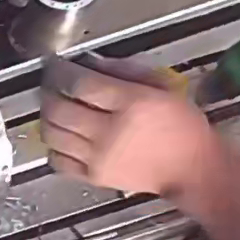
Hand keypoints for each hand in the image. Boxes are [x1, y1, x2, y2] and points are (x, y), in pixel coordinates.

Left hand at [40, 58, 224, 199]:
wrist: (193, 170)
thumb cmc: (182, 128)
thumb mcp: (163, 87)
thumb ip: (125, 70)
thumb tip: (91, 63)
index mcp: (130, 104)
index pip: (80, 83)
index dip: (60, 71)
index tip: (55, 65)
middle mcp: (109, 131)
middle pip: (59, 108)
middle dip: (48, 93)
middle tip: (50, 86)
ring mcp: (98, 157)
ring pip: (52, 133)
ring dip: (46, 118)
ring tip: (53, 109)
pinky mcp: (93, 177)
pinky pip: (57, 160)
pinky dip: (53, 146)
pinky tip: (61, 137)